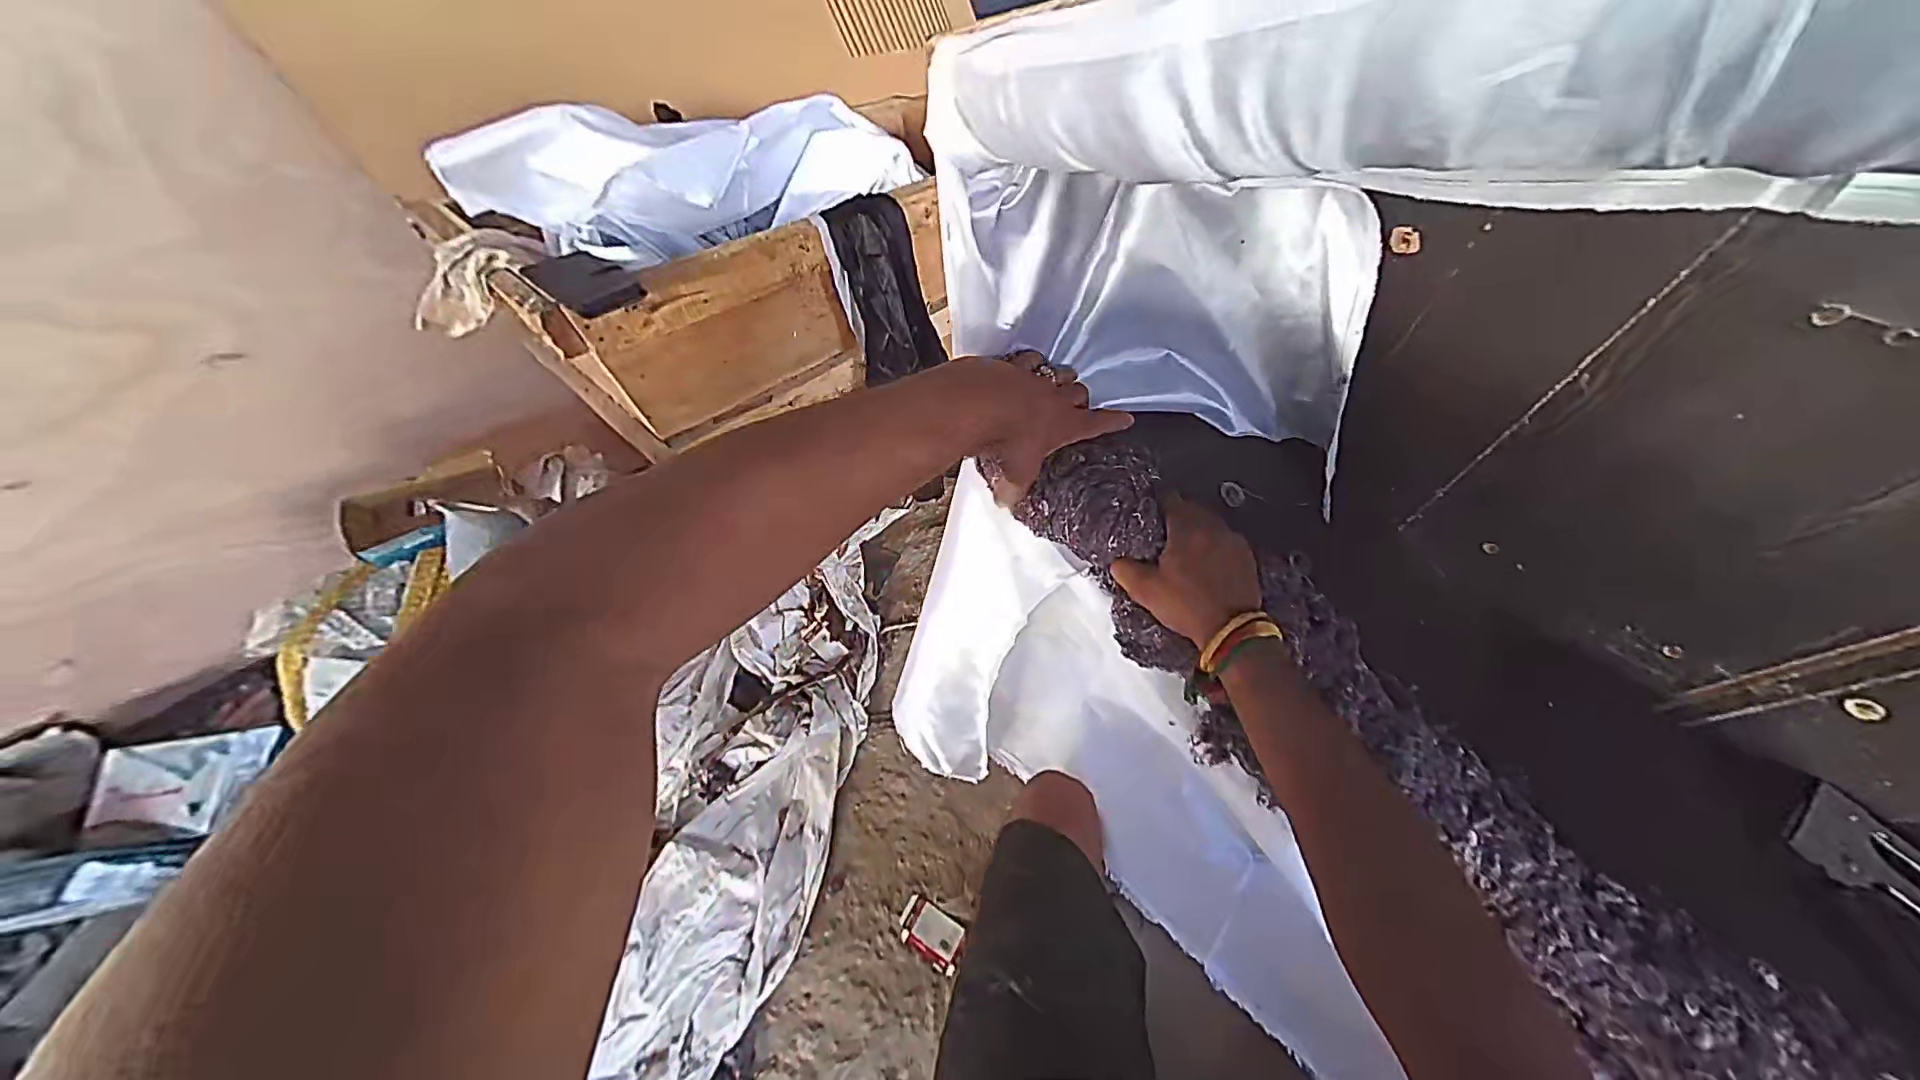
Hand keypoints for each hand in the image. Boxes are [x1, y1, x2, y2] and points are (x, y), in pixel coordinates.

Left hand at [958, 351, 1133, 504]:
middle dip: (1081, 396)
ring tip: (1059, 377)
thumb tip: (1004, 503)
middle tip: (1080, 400)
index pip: (1096, 424)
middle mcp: (1054, 398)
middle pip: (1079, 392)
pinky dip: (1029, 361)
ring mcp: (1034, 377)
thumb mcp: (1015, 473)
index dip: (1112, 422)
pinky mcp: (1011, 364)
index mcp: (1064, 425)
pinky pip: (1028, 358)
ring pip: (1058, 371)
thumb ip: (1013, 489)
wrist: (980, 404)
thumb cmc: (1008, 440)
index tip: (1125, 418)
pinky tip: (1023, 364)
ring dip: (1060, 375)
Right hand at [1112, 496, 1260, 645]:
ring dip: (1197, 532)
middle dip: (1177, 517)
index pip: (1170, 499)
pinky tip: (1205, 565)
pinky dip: (1214, 547)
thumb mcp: (1146, 590)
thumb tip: (1118, 562)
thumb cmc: (1187, 605)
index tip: (1150, 512)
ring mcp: (1233, 541)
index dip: (1157, 503)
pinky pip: (1225, 542)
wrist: (1230, 629)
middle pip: (1192, 509)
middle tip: (1163, 534)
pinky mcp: (1246, 557)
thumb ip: (1126, 570)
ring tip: (1184, 550)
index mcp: (1187, 528)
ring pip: (1211, 525)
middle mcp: (1213, 528)